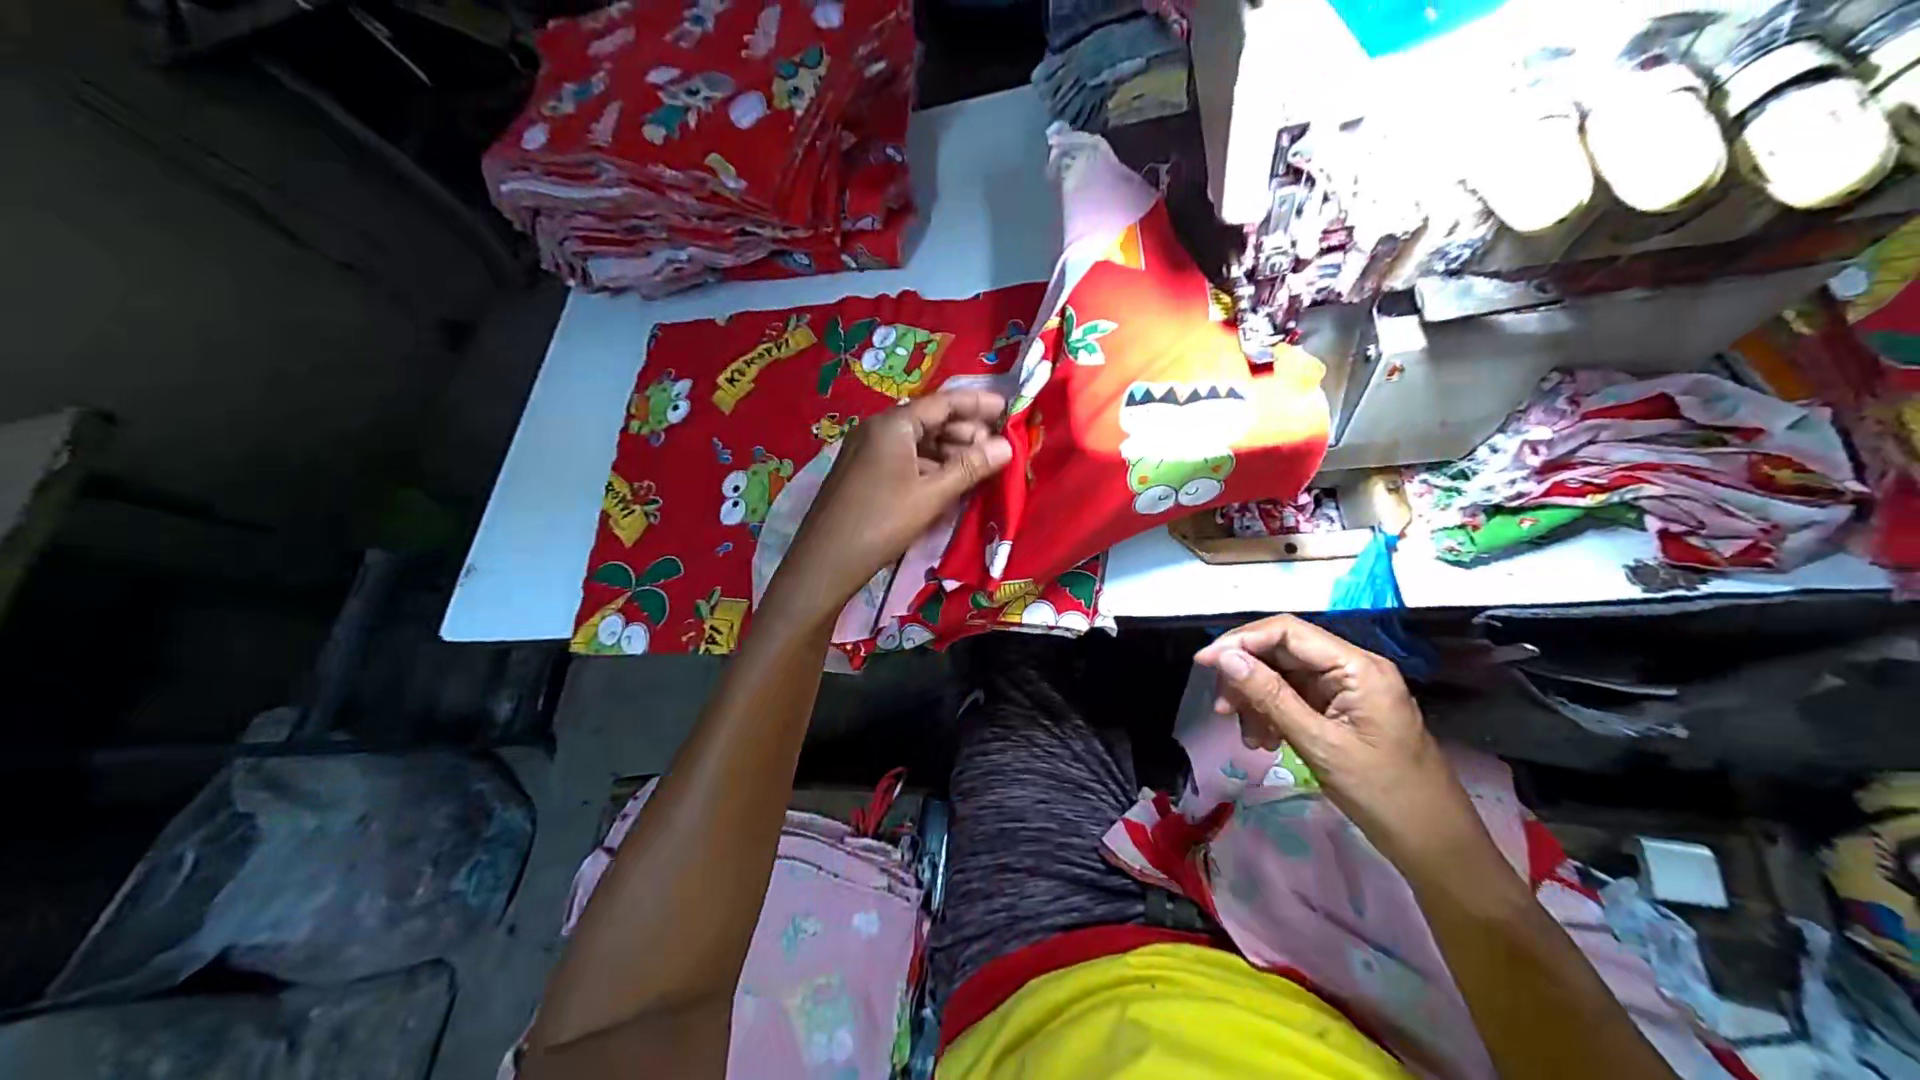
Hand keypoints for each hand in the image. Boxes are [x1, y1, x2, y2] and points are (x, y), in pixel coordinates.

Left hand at [764, 389, 1011, 623]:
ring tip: (980, 468)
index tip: (1008, 410)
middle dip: (966, 432)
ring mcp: (866, 450)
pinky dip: (930, 466)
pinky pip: (903, 458)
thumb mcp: (931, 495)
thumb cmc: (881, 523)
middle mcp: (877, 428)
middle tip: (999, 449)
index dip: (978, 405)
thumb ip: (971, 467)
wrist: (824, 561)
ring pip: (917, 442)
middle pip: (930, 420)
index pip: (944, 402)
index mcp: (893, 424)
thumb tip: (1008, 446)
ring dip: (950, 452)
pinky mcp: (862, 472)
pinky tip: (950, 482)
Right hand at [1193, 615, 1477, 860]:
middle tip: (1223, 709)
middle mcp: (1351, 668)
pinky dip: (1271, 715)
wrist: (1434, 843)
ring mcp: (1346, 690)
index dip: (1240, 641)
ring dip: (1256, 700)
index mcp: (1357, 667)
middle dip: (1246, 675)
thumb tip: (1224, 658)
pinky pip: (1294, 699)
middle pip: (1281, 651)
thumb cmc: (1383, 793)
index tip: (1204, 664)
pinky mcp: (1341, 710)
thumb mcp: (1319, 743)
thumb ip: (1270, 696)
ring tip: (1249, 737)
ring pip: (1282, 676)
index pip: (1287, 631)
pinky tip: (1264, 741)